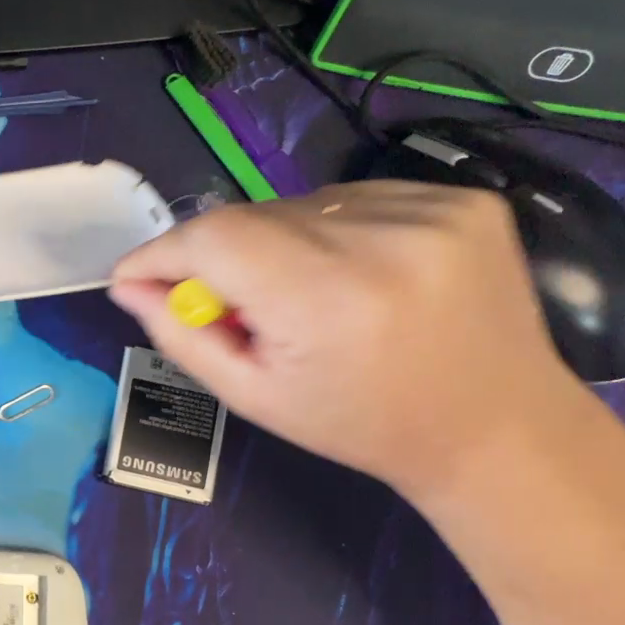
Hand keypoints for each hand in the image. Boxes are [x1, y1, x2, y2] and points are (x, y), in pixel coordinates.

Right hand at [109, 181, 582, 499]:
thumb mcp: (249, 395)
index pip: (213, 238)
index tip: (134, 276)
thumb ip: (180, 334)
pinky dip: (322, 229)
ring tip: (292, 292)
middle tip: (221, 304)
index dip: (162, 252)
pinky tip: (344, 271)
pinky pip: (347, 197)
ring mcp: (433, 212)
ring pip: (294, 204)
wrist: (498, 427)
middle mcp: (384, 240)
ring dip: (268, 241)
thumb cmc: (357, 423)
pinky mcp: (463, 199)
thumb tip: (127, 284)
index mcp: (329, 300)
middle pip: (249, 216)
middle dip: (212, 254)